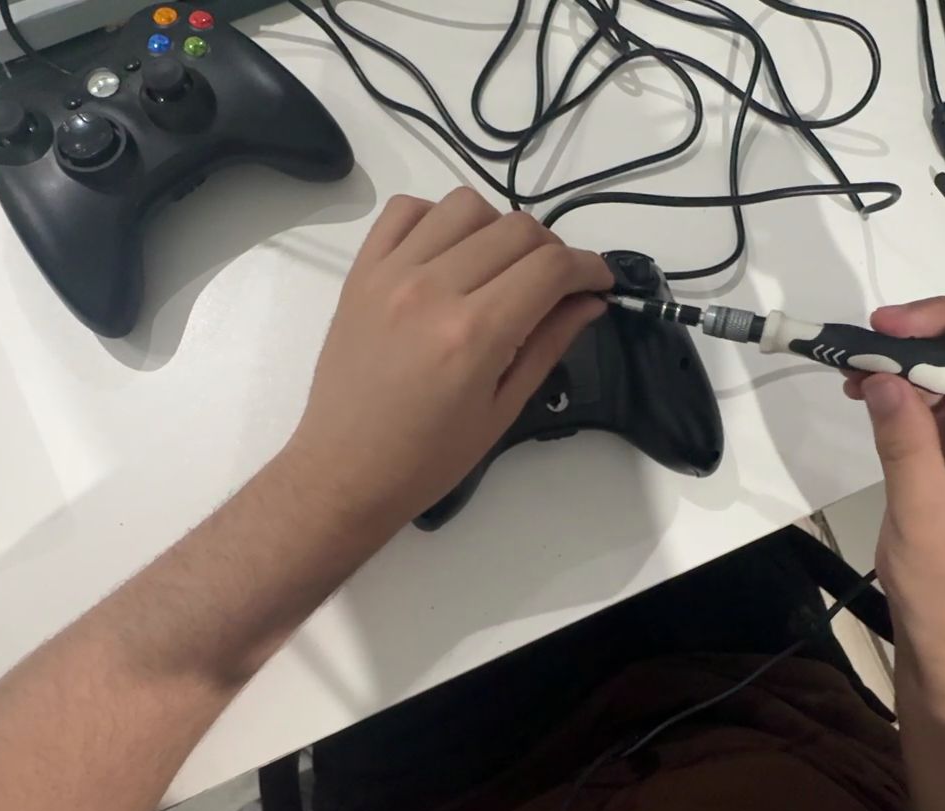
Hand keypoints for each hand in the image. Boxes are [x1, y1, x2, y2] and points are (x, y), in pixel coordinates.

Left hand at [282, 188, 611, 528]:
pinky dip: (439, 219)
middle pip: (517, 228)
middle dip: (552, 252)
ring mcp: (391, 274)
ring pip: (465, 206)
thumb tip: (589, 301)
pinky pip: (406, 210)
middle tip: (554, 287)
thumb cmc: (429, 458)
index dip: (588, 267)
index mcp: (474, 334)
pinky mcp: (361, 272)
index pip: (550, 267)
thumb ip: (547, 345)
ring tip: (499, 269)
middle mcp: (433, 289)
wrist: (346, 470)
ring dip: (498, 229)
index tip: (598, 282)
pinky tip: (448, 255)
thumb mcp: (501, 411)